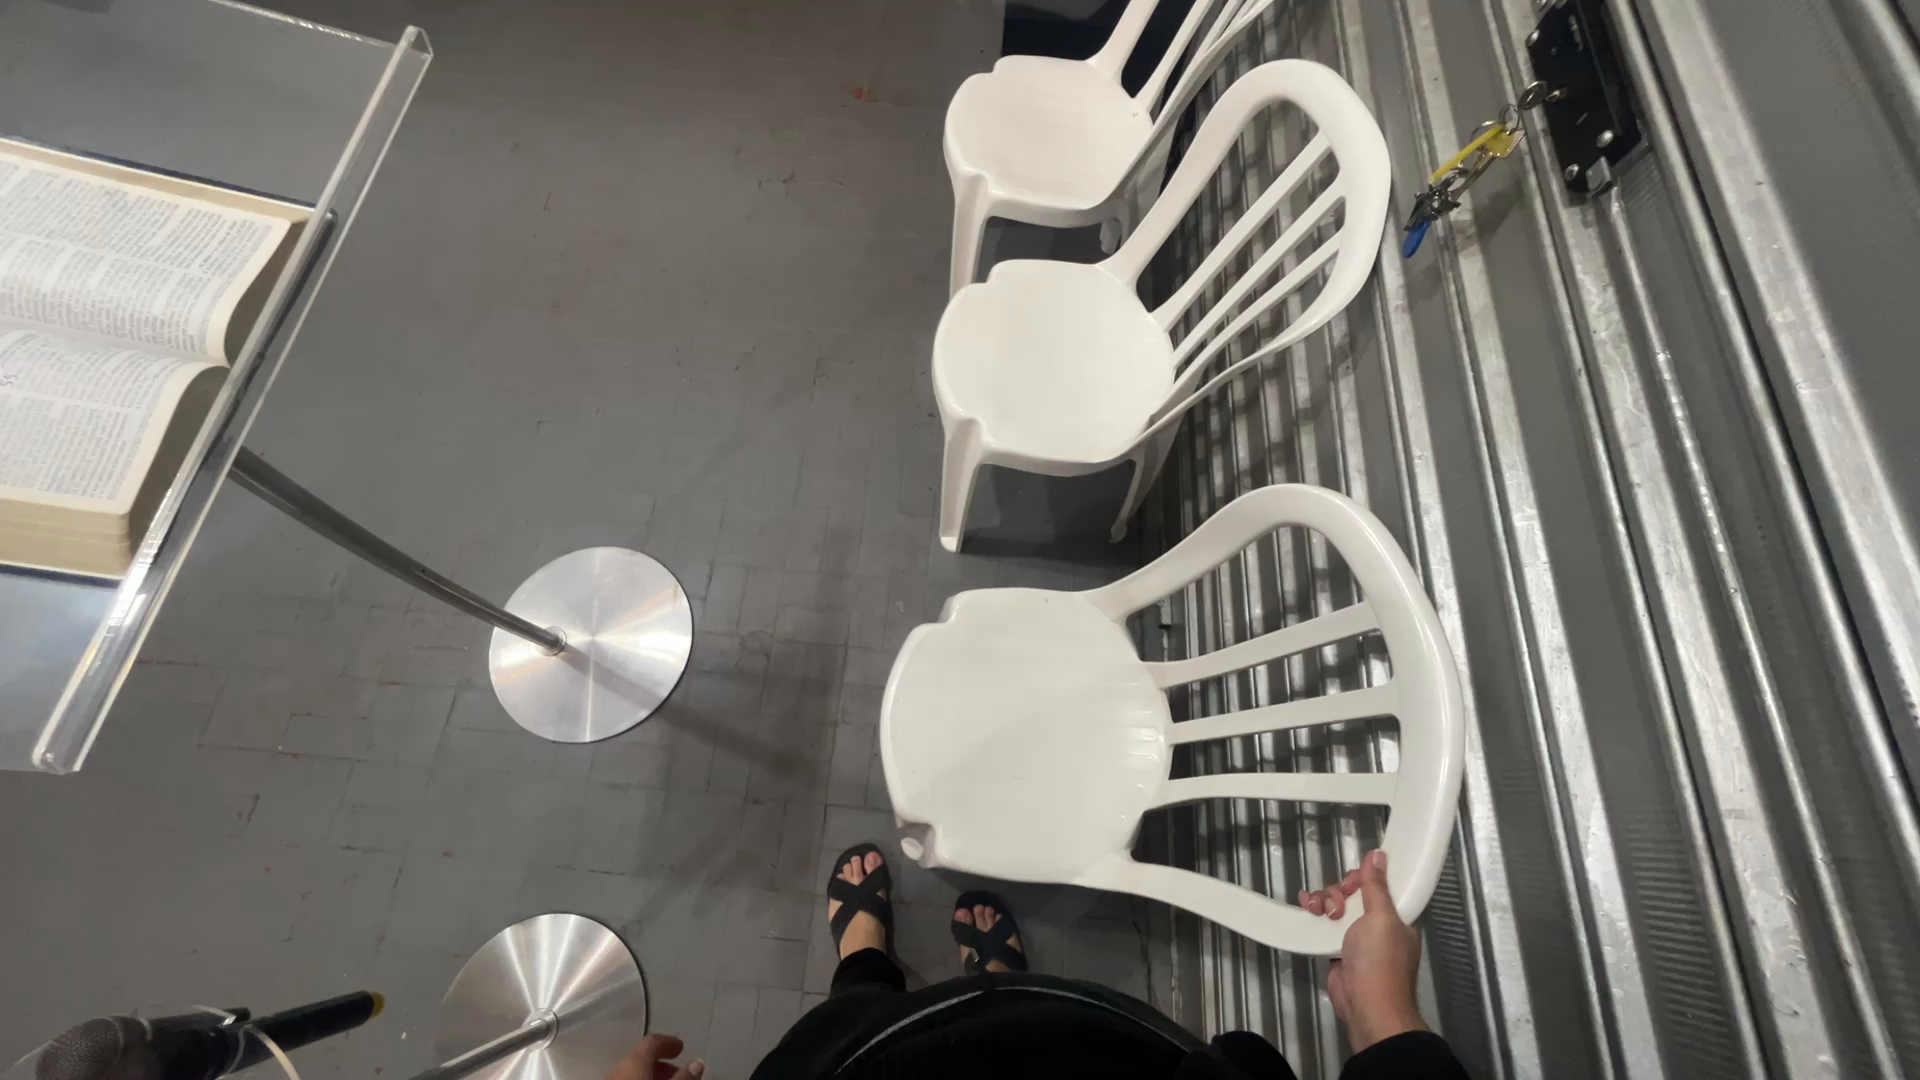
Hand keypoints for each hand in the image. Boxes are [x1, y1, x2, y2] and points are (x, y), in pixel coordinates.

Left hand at [605, 1034, 703, 1079]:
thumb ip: (683, 1078)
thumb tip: (697, 1063)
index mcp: (632, 1063)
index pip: (651, 1043)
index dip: (668, 1043)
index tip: (681, 1049)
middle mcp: (616, 1072)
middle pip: (640, 1061)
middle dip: (661, 1067)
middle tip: (679, 1076)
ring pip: (630, 1078)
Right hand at [1298, 849, 1426, 1052]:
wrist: (1366, 1005)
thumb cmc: (1380, 961)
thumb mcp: (1381, 918)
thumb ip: (1376, 886)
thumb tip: (1379, 855)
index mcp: (1396, 917)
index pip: (1380, 886)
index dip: (1365, 878)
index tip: (1354, 879)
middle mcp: (1377, 925)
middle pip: (1353, 892)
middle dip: (1339, 891)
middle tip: (1337, 903)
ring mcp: (1356, 936)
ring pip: (1336, 904)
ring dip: (1324, 900)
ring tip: (1318, 910)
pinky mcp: (1336, 946)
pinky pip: (1323, 921)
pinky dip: (1313, 912)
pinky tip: (1306, 906)